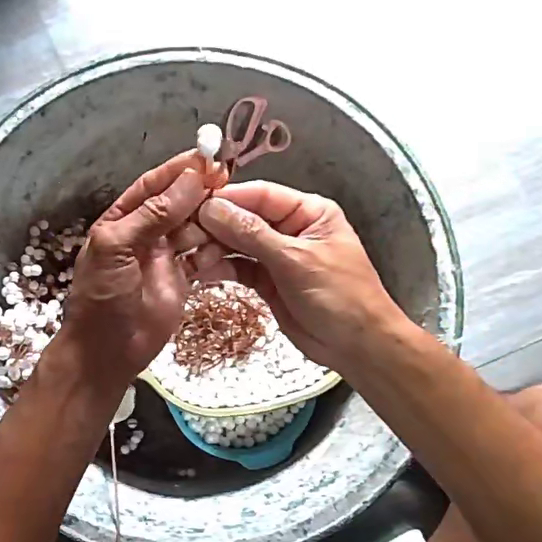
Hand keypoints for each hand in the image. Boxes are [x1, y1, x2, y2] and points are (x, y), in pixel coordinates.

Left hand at [57, 149, 222, 383]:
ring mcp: (165, 257)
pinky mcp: (183, 280)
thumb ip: (152, 214)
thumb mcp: (116, 247)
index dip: (179, 170)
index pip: (153, 186)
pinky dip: (216, 248)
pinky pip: (204, 256)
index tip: (207, 157)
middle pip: (178, 204)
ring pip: (194, 228)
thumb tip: (190, 180)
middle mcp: (145, 234)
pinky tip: (231, 240)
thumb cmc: (101, 297)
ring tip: (234, 209)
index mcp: (122, 220)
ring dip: (212, 218)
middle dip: (201, 191)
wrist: (107, 351)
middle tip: (229, 180)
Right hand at [194, 182, 408, 370]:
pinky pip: (239, 269)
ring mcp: (277, 257)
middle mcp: (290, 229)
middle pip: (244, 219)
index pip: (261, 196)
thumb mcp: (295, 260)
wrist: (356, 346)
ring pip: (237, 245)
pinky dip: (221, 270)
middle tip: (184, 233)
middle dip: (215, 226)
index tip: (194, 203)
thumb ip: (252, 234)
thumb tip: (212, 209)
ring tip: (189, 254)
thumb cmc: (339, 296)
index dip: (227, 198)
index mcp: (308, 212)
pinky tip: (200, 271)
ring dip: (214, 249)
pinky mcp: (267, 282)